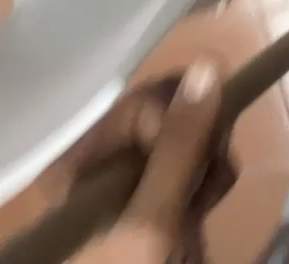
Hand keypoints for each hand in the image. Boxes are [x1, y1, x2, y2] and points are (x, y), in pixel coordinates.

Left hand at [66, 61, 233, 263]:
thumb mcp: (149, 225)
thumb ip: (181, 145)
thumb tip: (211, 63)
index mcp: (77, 165)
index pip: (148, 100)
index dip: (181, 121)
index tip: (194, 165)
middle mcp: (96, 165)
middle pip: (173, 116)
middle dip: (200, 151)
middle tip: (197, 198)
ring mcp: (124, 184)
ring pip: (189, 142)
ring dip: (204, 177)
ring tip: (191, 223)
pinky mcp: (148, 202)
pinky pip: (189, 168)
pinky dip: (201, 192)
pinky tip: (193, 223)